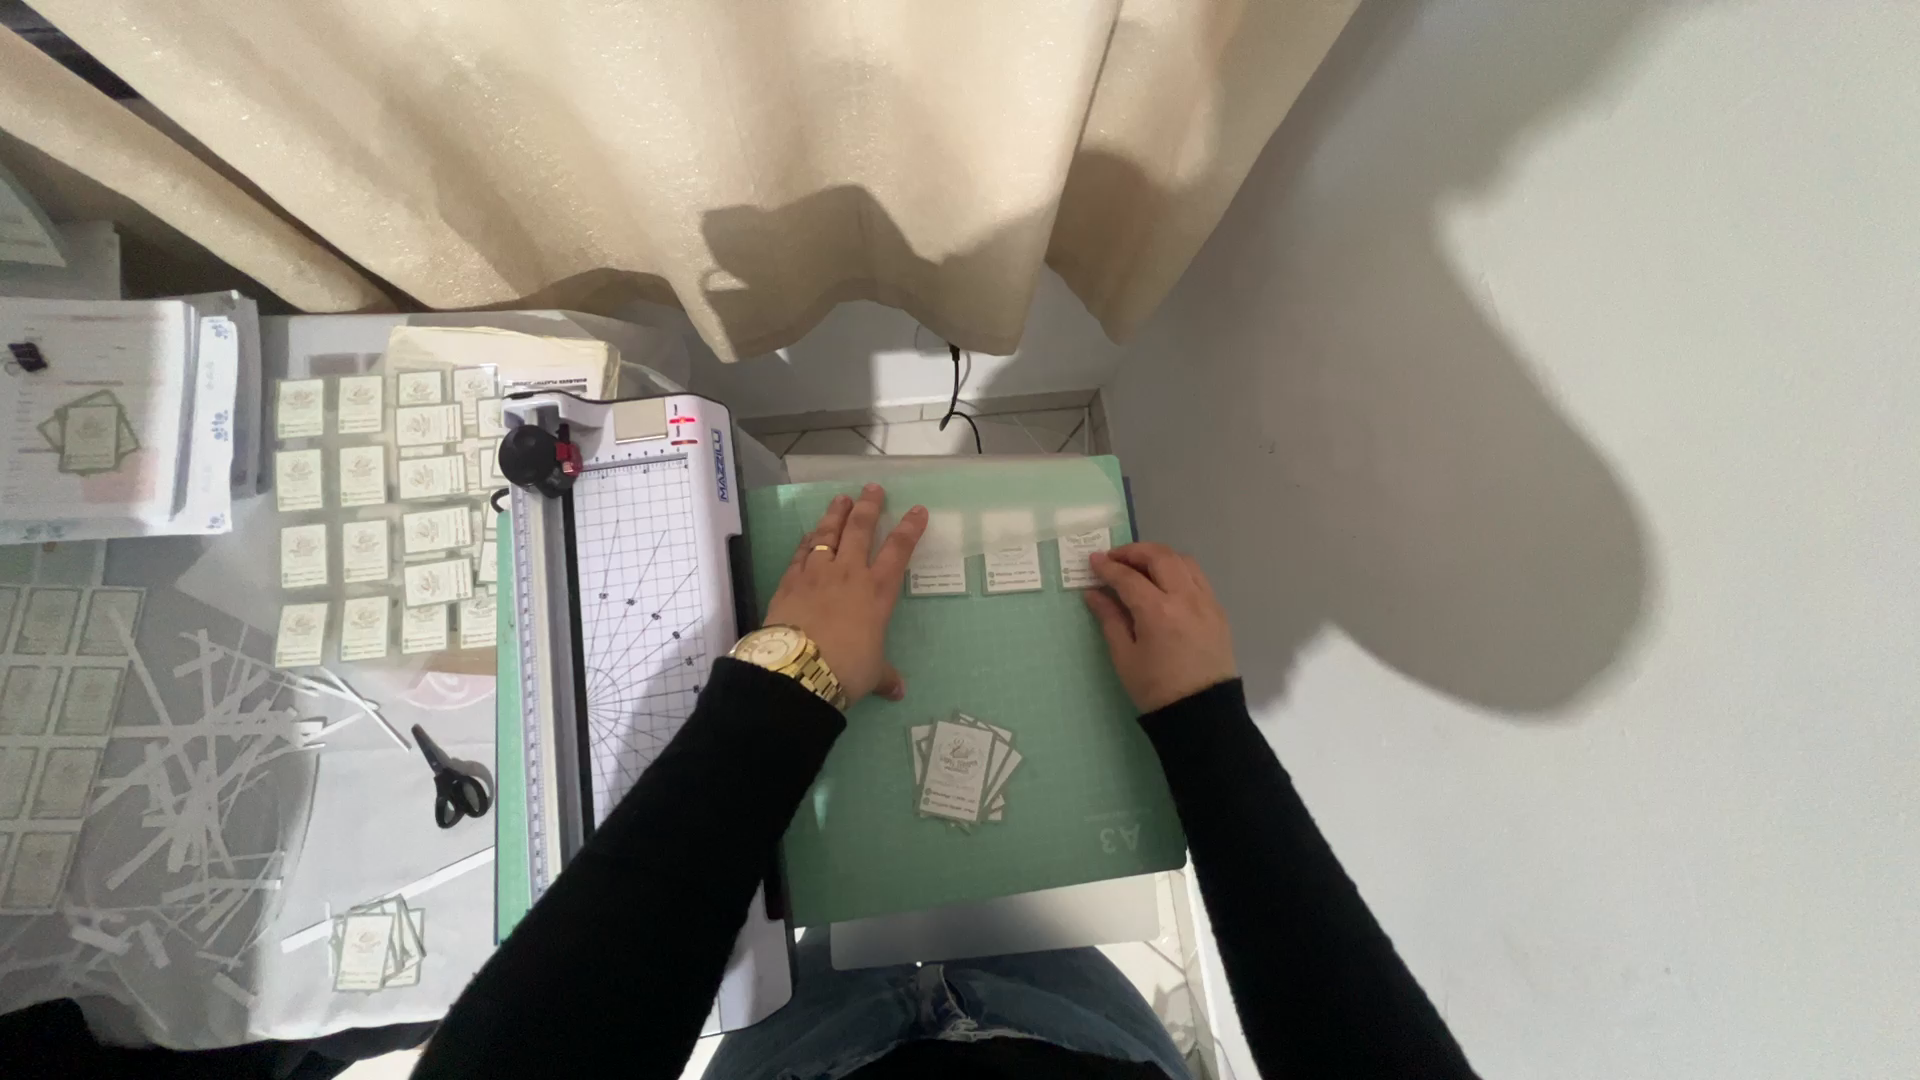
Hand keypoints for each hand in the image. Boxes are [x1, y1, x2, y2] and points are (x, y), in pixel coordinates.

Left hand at [765, 484, 927, 704]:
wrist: (797, 670)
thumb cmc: (845, 668)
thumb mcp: (871, 673)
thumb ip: (884, 675)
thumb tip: (897, 690)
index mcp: (876, 592)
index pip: (898, 551)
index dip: (910, 528)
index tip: (917, 510)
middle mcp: (848, 574)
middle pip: (861, 530)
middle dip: (869, 507)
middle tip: (872, 489)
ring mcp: (817, 573)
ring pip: (828, 533)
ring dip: (836, 514)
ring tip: (841, 499)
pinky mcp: (790, 580)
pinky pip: (802, 552)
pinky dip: (808, 539)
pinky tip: (810, 533)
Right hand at [1083, 542, 1237, 711]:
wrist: (1202, 714)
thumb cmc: (1155, 689)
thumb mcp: (1124, 656)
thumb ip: (1109, 618)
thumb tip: (1094, 593)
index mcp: (1157, 611)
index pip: (1128, 577)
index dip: (1107, 567)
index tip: (1093, 561)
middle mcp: (1185, 598)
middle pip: (1160, 556)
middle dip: (1134, 552)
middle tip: (1115, 559)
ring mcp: (1206, 602)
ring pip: (1183, 561)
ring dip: (1158, 557)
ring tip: (1140, 567)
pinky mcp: (1218, 611)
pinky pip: (1197, 578)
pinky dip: (1178, 570)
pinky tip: (1164, 584)